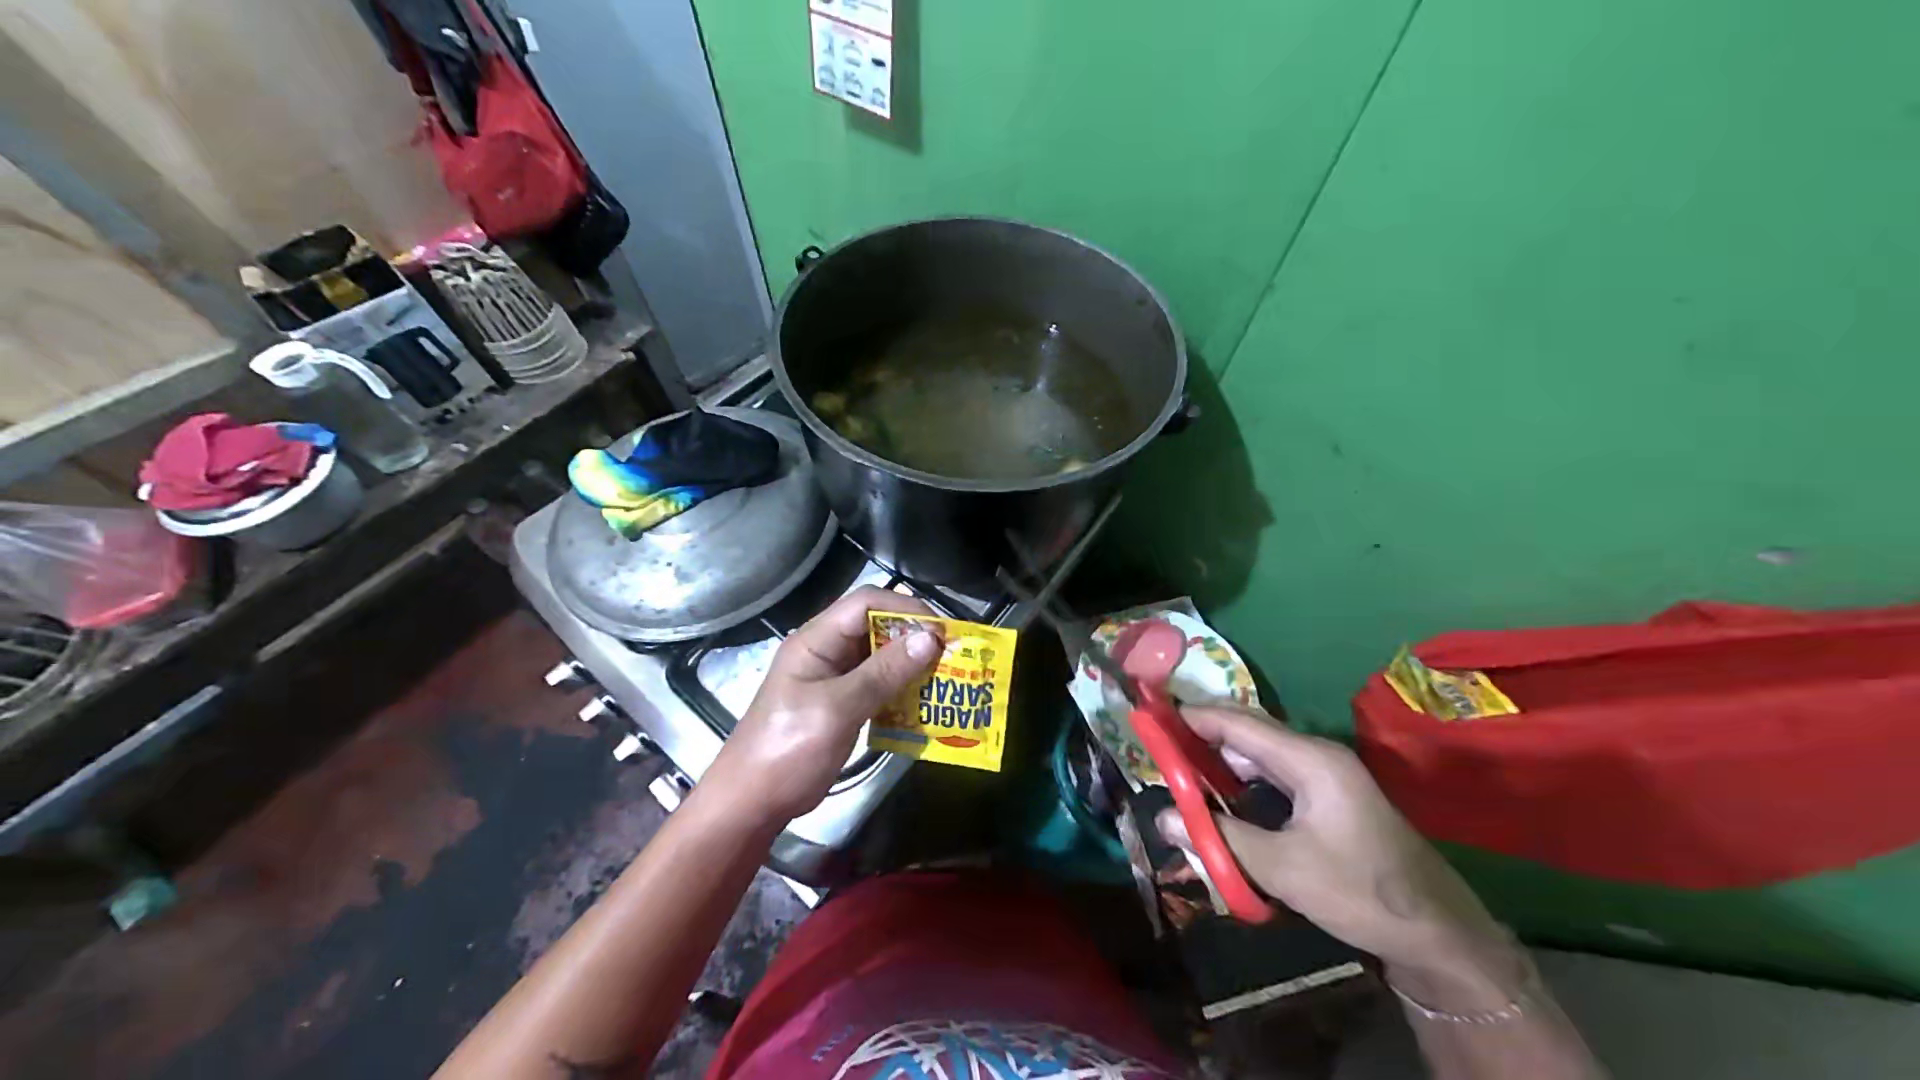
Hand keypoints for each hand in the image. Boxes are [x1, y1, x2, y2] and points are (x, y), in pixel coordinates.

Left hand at [701, 586, 941, 826]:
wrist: (751, 803)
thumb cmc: (787, 750)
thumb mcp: (838, 709)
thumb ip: (883, 673)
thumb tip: (929, 638)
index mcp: (816, 640)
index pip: (866, 602)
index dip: (906, 609)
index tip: (941, 631)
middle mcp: (827, 651)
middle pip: (877, 626)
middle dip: (915, 636)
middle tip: (953, 655)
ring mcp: (834, 678)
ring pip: (881, 656)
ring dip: (912, 664)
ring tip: (947, 677)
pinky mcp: (842, 703)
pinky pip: (878, 684)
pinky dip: (902, 688)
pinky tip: (925, 701)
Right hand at [1159, 706, 1522, 1005]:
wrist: (1440, 933)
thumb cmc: (1361, 891)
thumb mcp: (1284, 869)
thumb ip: (1221, 838)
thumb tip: (1164, 818)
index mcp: (1310, 760)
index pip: (1240, 724)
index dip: (1194, 718)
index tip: (1153, 718)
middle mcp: (1317, 756)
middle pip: (1249, 732)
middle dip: (1203, 734)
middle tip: (1160, 742)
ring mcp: (1327, 775)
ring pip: (1261, 753)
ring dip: (1222, 758)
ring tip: (1181, 766)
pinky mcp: (1330, 797)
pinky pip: (1275, 774)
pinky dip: (1243, 778)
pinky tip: (1222, 794)